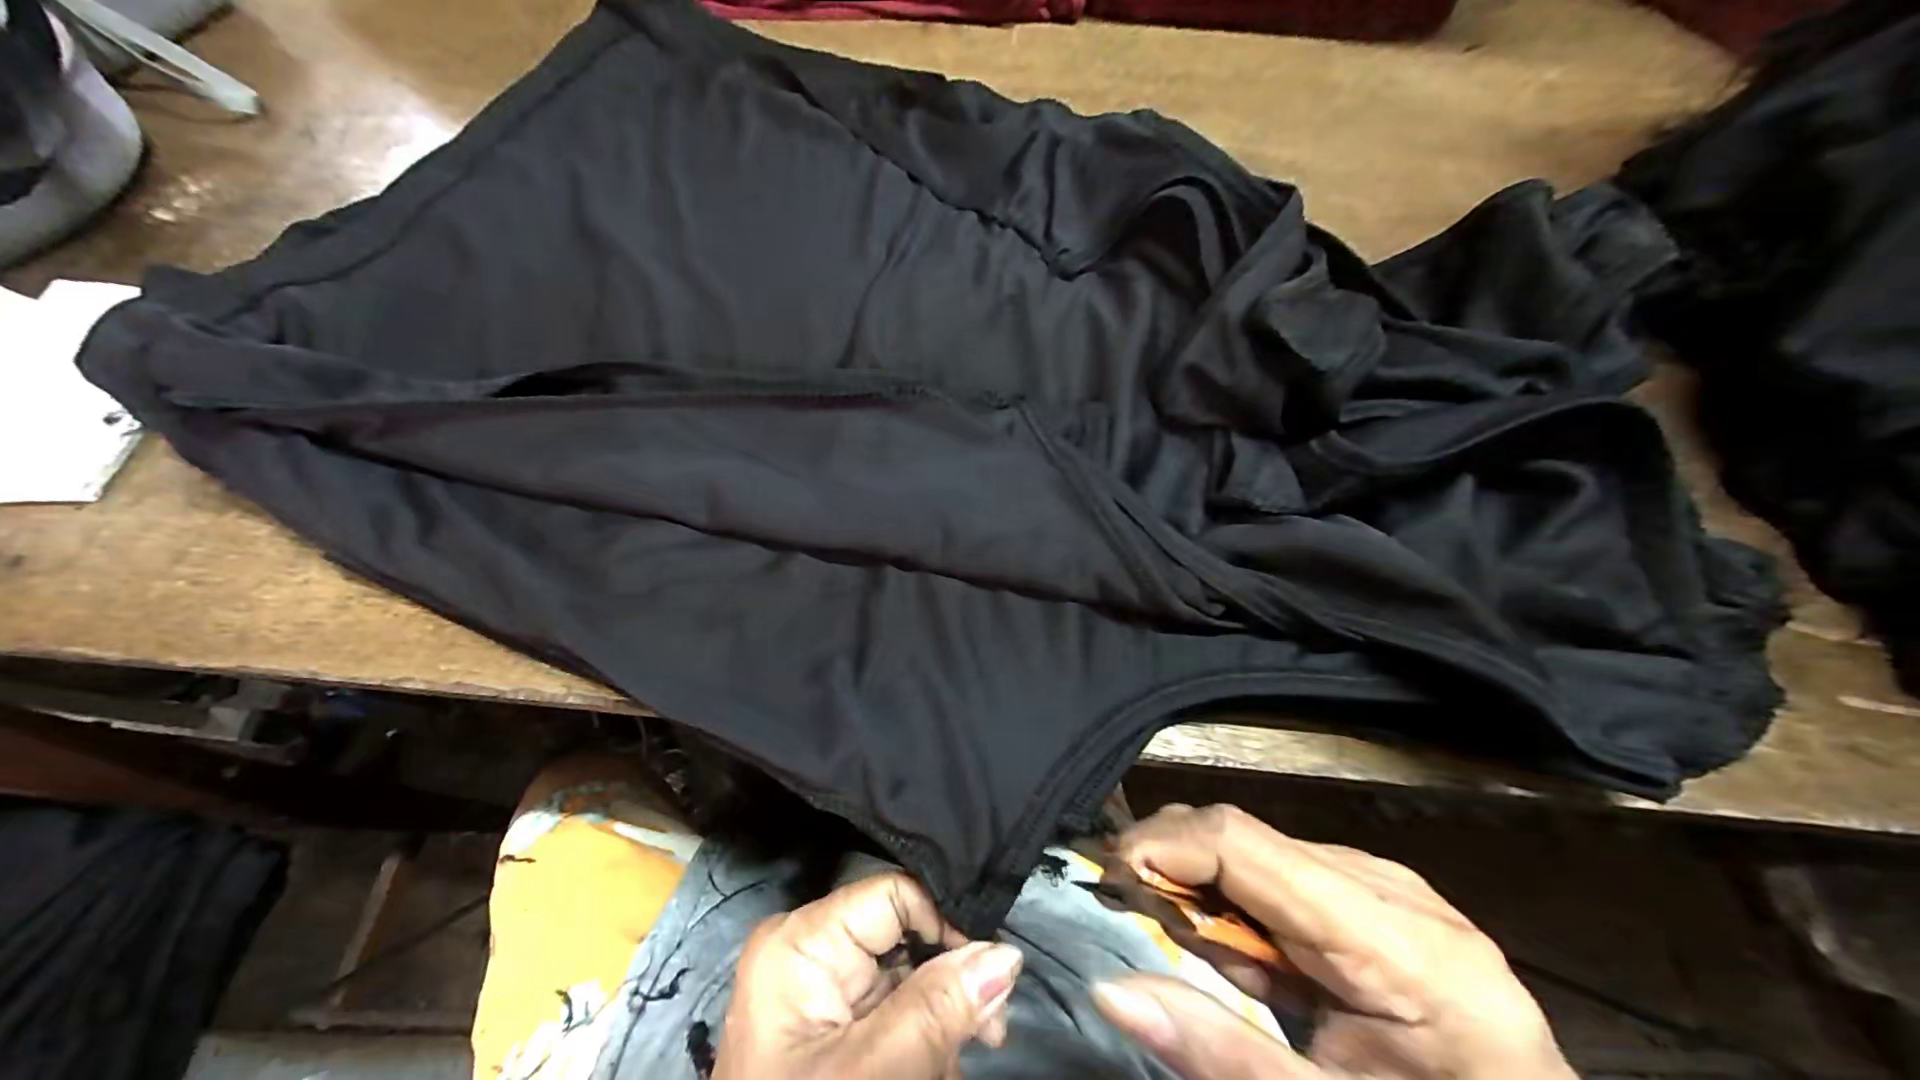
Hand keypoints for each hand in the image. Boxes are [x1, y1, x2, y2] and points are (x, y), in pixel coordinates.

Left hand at [713, 871, 1024, 1079]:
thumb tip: (1006, 954)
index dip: (948, 923)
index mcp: (802, 941)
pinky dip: (924, 1038)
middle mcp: (809, 951)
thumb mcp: (876, 1070)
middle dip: (953, 979)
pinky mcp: (831, 1025)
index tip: (993, 973)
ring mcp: (819, 990)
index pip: (895, 895)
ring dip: (945, 1016)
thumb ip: (940, 1008)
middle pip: (904, 935)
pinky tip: (940, 1069)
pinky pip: (892, 1009)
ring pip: (906, 975)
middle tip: (993, 1029)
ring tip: (969, 1053)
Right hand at [1091, 804, 1576, 1079]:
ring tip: (1216, 964)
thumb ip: (1219, 1054)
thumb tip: (1109, 992)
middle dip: (1178, 870)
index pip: (1247, 844)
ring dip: (1211, 893)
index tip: (1109, 881)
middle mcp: (1397, 893)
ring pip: (1260, 851)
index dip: (1164, 846)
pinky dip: (1246, 907)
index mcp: (1403, 947)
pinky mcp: (1382, 897)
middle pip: (1249, 838)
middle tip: (1145, 929)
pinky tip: (1257, 961)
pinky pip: (1286, 874)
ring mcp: (1393, 888)